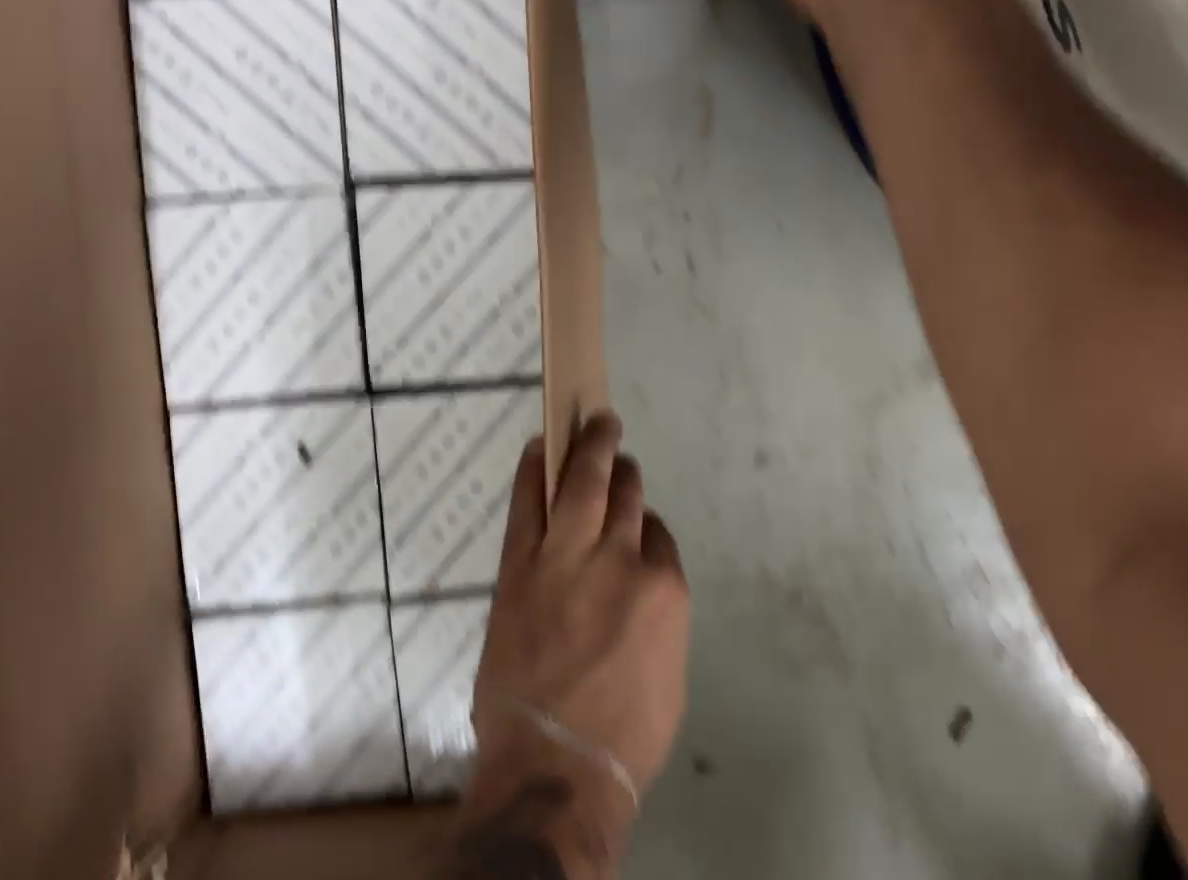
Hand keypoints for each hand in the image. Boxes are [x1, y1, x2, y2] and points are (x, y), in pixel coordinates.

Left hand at [461, 414, 690, 861]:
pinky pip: (528, 503)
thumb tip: (638, 590)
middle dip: (620, 466)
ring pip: (582, 483)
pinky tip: (538, 447)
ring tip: (591, 422)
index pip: (658, 532)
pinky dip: (533, 470)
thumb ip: (658, 617)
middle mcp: (622, 559)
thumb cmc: (625, 736)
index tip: (632, 517)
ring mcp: (567, 556)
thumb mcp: (667, 673)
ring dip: (587, 447)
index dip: (644, 521)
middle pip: (625, 495)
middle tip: (612, 440)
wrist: (557, 765)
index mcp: (665, 589)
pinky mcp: (521, 565)